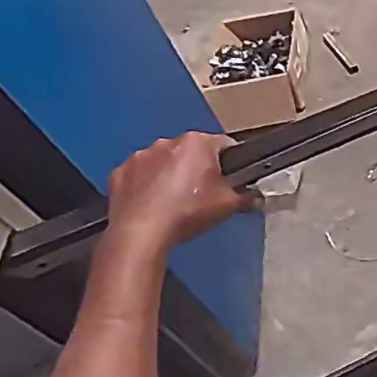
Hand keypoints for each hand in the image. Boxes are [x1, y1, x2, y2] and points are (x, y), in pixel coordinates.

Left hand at [104, 132, 250, 256]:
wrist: (140, 234)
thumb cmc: (186, 213)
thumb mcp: (229, 205)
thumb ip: (248, 196)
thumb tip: (257, 197)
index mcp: (197, 143)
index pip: (224, 144)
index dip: (232, 162)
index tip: (232, 178)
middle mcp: (167, 142)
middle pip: (192, 151)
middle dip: (198, 168)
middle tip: (204, 194)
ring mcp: (140, 156)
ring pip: (164, 161)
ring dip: (171, 174)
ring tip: (177, 201)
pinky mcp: (120, 173)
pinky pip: (140, 175)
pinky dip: (147, 185)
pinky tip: (154, 205)